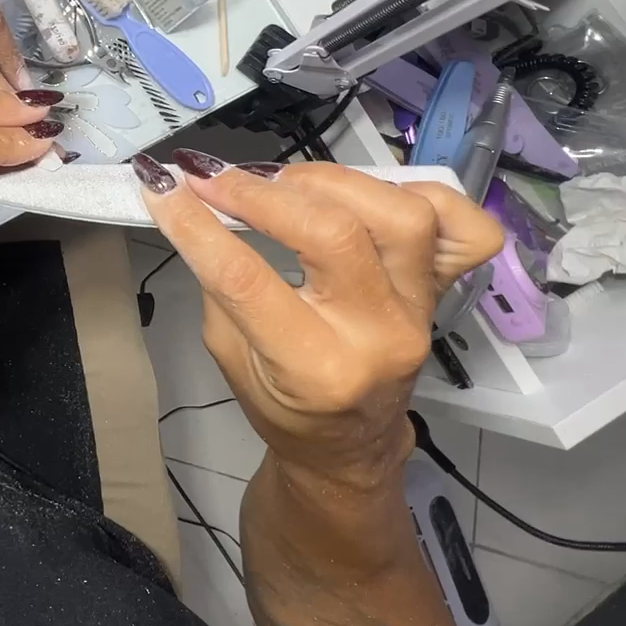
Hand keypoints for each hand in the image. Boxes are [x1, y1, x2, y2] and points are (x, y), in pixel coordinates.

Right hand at [135, 153, 503, 484]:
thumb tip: (194, 203)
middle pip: (329, 233)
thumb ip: (218, 278)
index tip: (160, 186)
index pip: (243, 277)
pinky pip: (465, 230)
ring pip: (400, 216)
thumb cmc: (279, 404)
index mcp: (312, 368)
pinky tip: (363, 196)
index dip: (193, 223)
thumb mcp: (225, 350)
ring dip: (328, 183)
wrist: (348, 446)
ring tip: (283, 185)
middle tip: (213, 179)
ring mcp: (420, 311)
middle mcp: (376, 336)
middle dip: (256, 192)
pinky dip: (418, 196)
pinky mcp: (444, 292)